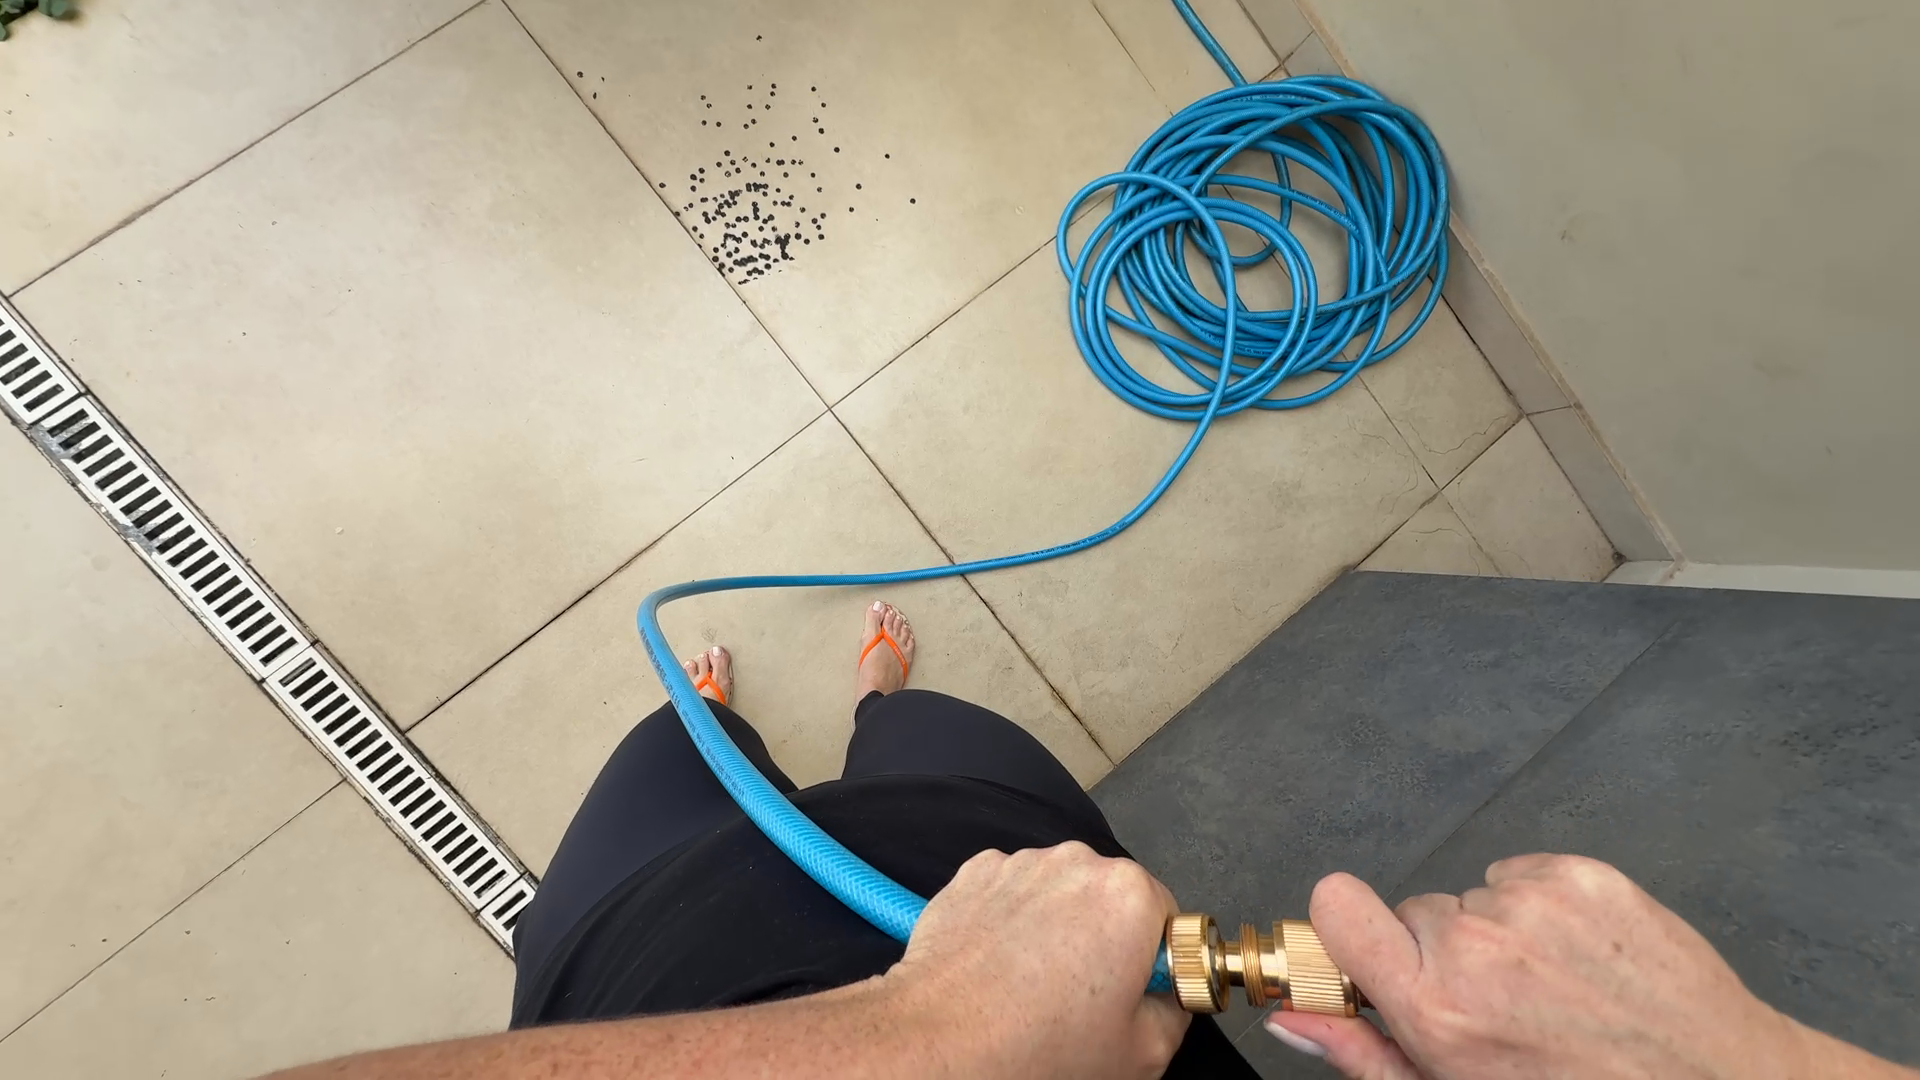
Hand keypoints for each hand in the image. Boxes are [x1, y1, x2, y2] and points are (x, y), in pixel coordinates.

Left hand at [883, 841, 1189, 1079]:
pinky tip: (1001, 961)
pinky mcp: (978, 869)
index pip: (1167, 914)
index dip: (1155, 954)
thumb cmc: (1037, 1046)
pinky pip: (1012, 887)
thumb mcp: (1142, 1053)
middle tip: (1085, 991)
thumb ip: (1173, 1011)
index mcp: (1128, 896)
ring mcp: (1022, 860)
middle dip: (1104, 933)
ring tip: (1033, 980)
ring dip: (1056, 921)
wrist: (943, 1039)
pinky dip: (1011, 914)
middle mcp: (1077, 862)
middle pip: (1109, 895)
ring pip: (1059, 888)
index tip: (1139, 982)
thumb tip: (1168, 993)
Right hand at [1266, 854, 1817, 1079]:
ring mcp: (1532, 903)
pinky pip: (1519, 875)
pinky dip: (1540, 909)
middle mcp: (1476, 942)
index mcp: (1438, 1005)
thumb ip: (1362, 1055)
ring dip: (1497, 934)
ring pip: (1469, 897)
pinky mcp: (1580, 875)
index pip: (1333, 903)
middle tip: (1505, 1007)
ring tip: (1558, 990)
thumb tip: (1287, 1017)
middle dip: (1442, 951)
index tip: (1379, 957)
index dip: (1346, 927)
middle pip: (1413, 910)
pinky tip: (1584, 961)